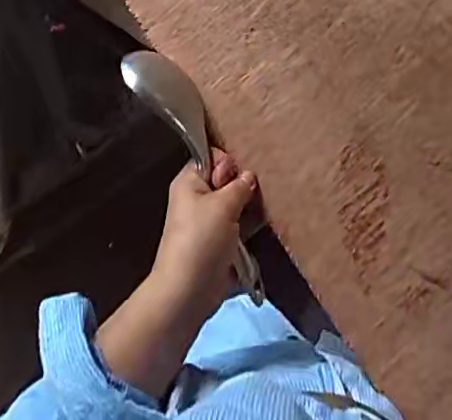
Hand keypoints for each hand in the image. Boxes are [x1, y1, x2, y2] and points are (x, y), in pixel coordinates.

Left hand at [147, 150, 257, 302]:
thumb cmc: (201, 240)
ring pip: (236, 205)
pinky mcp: (220, 244)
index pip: (213, 157)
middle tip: (256, 195)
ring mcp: (209, 222)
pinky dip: (250, 228)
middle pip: (228, 181)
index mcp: (190, 182)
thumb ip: (240, 186)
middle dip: (245, 186)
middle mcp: (198, 198)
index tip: (239, 177)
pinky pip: (239, 227)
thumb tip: (249, 176)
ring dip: (250, 209)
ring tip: (264, 211)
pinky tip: (263, 228)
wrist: (187, 293)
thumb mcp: (223, 205)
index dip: (229, 163)